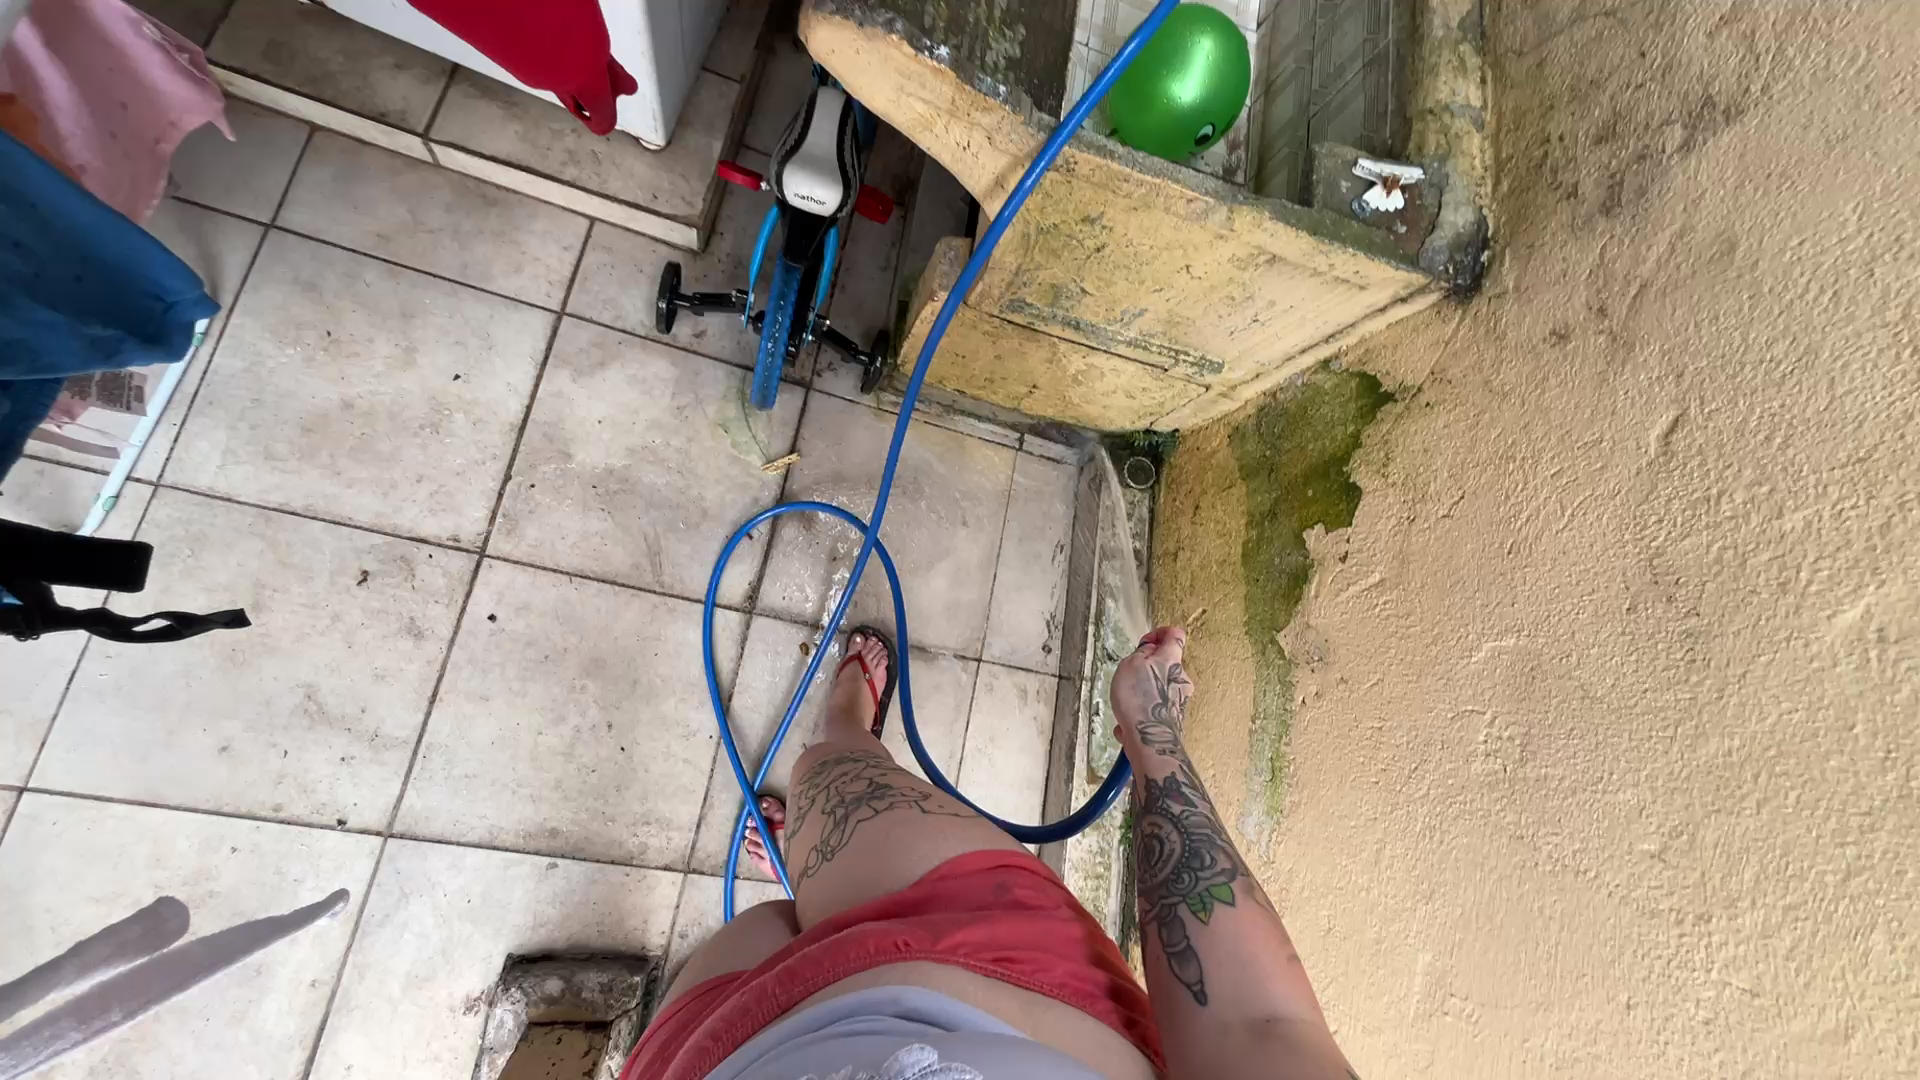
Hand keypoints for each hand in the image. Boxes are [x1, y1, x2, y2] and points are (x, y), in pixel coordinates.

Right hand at [1111, 626, 1191, 750]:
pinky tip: (1129, 720)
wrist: (1150, 739)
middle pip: (1166, 663)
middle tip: (1130, 675)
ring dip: (1141, 691)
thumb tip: (1148, 650)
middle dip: (1145, 667)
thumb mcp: (1130, 664)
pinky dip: (1141, 711)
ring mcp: (1178, 700)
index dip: (1159, 634)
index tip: (1145, 642)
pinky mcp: (1172, 718)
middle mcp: (1181, 679)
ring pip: (1158, 687)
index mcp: (1171, 660)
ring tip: (1127, 702)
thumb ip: (1141, 652)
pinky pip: (1153, 708)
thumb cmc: (1139, 701)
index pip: (1175, 634)